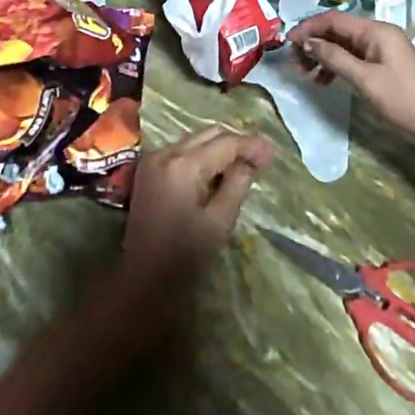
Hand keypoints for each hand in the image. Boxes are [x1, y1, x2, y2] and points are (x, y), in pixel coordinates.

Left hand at [120, 127, 272, 285]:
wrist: (142, 279)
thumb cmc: (184, 257)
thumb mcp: (219, 223)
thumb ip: (236, 186)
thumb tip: (248, 163)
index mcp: (183, 165)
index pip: (224, 143)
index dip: (251, 146)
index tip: (272, 154)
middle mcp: (165, 153)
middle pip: (208, 134)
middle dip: (235, 144)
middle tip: (259, 161)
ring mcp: (153, 159)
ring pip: (194, 140)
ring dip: (218, 149)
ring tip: (242, 166)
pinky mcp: (148, 170)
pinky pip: (180, 151)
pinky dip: (201, 156)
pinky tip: (216, 173)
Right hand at [289, 11, 414, 140]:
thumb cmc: (403, 100)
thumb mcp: (364, 79)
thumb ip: (334, 57)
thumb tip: (306, 41)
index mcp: (376, 30)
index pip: (334, 19)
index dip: (308, 27)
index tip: (286, 42)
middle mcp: (379, 33)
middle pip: (338, 30)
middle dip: (314, 43)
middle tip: (294, 63)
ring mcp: (383, 49)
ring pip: (344, 45)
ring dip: (323, 56)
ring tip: (306, 75)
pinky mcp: (385, 64)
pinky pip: (354, 57)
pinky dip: (337, 66)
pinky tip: (324, 81)